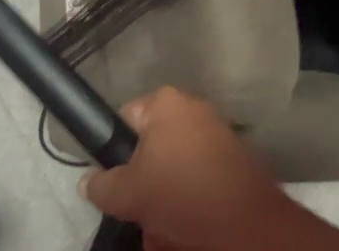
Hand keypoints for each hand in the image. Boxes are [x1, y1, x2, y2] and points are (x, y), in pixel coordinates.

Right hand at [79, 88, 294, 250]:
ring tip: (164, 236)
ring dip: (167, 204)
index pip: (125, 120)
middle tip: (142, 216)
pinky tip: (188, 235)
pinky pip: (202, 183)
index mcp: (165, 103)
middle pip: (153, 151)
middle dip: (145, 187)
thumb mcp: (129, 193)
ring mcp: (220, 137)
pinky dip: (193, 207)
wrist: (251, 228)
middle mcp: (193, 110)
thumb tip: (87, 183)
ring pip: (177, 172)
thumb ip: (102, 186)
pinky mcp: (239, 165)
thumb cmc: (183, 194)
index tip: (120, 184)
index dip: (117, 154)